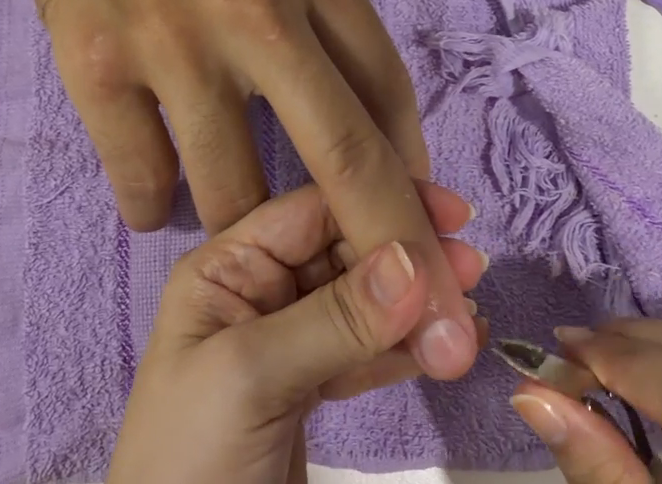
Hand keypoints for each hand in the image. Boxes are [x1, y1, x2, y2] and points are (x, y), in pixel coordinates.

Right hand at [0, 0, 477, 377]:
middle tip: (431, 330)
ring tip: (242, 230)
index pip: (388, 96)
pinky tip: (161, 197)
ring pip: (231, 192)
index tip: (432, 234)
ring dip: (246, 229)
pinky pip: (141, 182)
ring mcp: (170, 45)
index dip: (416, 179)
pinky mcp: (96, 71)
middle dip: (393, 252)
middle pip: (342, 156)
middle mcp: (252, 12)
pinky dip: (156, 206)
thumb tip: (380, 123)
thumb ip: (339, 20)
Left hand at [108, 182, 489, 483]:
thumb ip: (334, 318)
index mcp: (227, 267)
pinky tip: (447, 347)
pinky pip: (367, 353)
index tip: (451, 212)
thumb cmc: (188, 459)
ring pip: (364, 304)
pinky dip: (407, 350)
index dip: (378, 203)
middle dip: (407, 260)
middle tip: (473, 270)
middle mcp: (257, 290)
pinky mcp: (310, 388)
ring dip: (416, 307)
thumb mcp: (252, 376)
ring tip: (470, 314)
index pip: (312, 213)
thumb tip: (416, 259)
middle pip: (345, 254)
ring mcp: (286, 340)